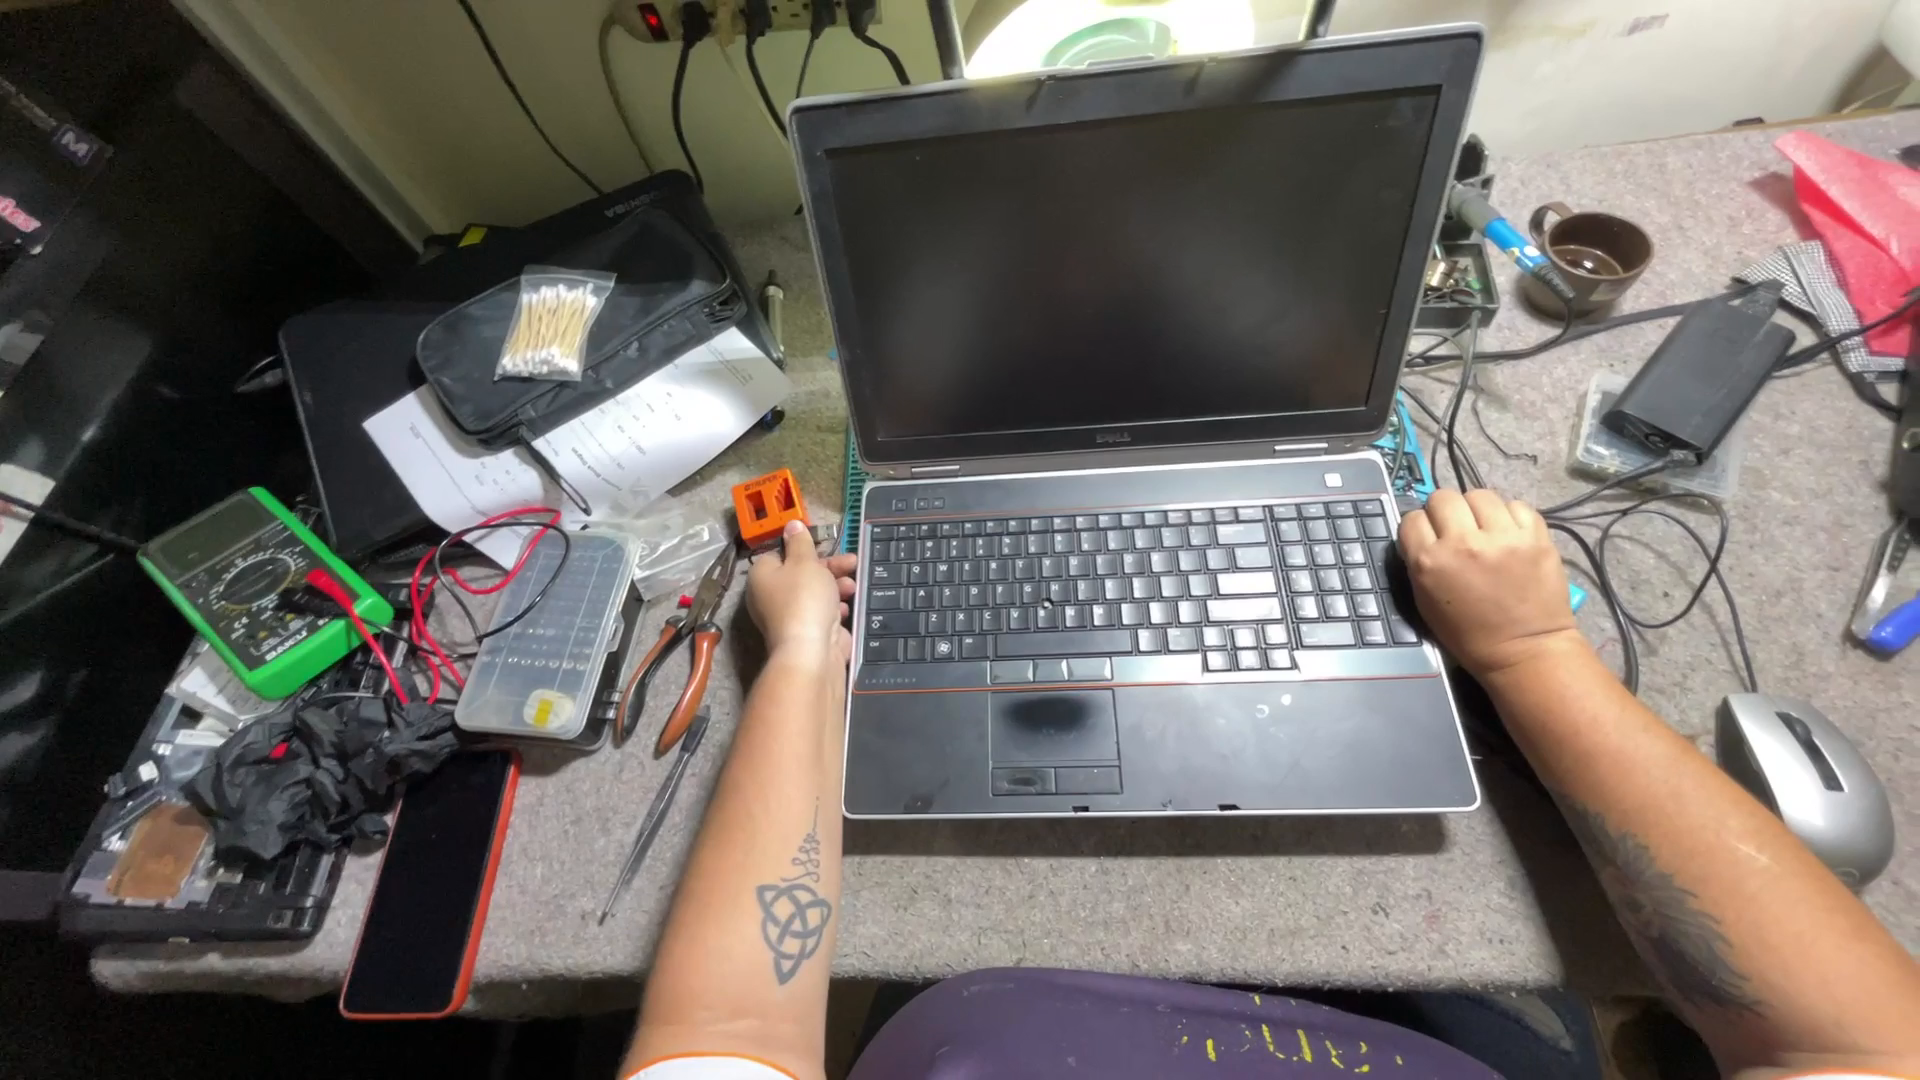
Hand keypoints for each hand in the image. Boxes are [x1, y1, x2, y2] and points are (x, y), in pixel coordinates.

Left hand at [746, 520, 857, 664]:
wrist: (811, 650)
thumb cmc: (805, 598)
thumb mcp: (805, 562)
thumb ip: (800, 542)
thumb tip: (791, 524)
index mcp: (762, 576)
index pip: (780, 554)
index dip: (803, 549)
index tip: (824, 547)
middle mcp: (770, 596)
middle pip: (801, 573)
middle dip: (829, 568)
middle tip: (850, 564)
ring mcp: (788, 617)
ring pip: (815, 594)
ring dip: (836, 588)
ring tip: (851, 588)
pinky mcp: (806, 633)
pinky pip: (822, 614)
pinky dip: (835, 610)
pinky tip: (846, 609)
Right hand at [1398, 488, 1586, 680]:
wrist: (1523, 649)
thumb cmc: (1465, 631)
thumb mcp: (1424, 597)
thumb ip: (1419, 560)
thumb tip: (1424, 532)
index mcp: (1429, 561)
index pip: (1412, 518)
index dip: (1419, 526)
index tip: (1428, 538)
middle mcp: (1463, 542)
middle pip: (1443, 497)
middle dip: (1444, 510)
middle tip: (1454, 528)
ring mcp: (1503, 537)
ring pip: (1480, 494)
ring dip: (1477, 509)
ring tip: (1484, 527)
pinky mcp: (1537, 537)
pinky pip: (1516, 505)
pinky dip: (1509, 515)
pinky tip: (1508, 532)